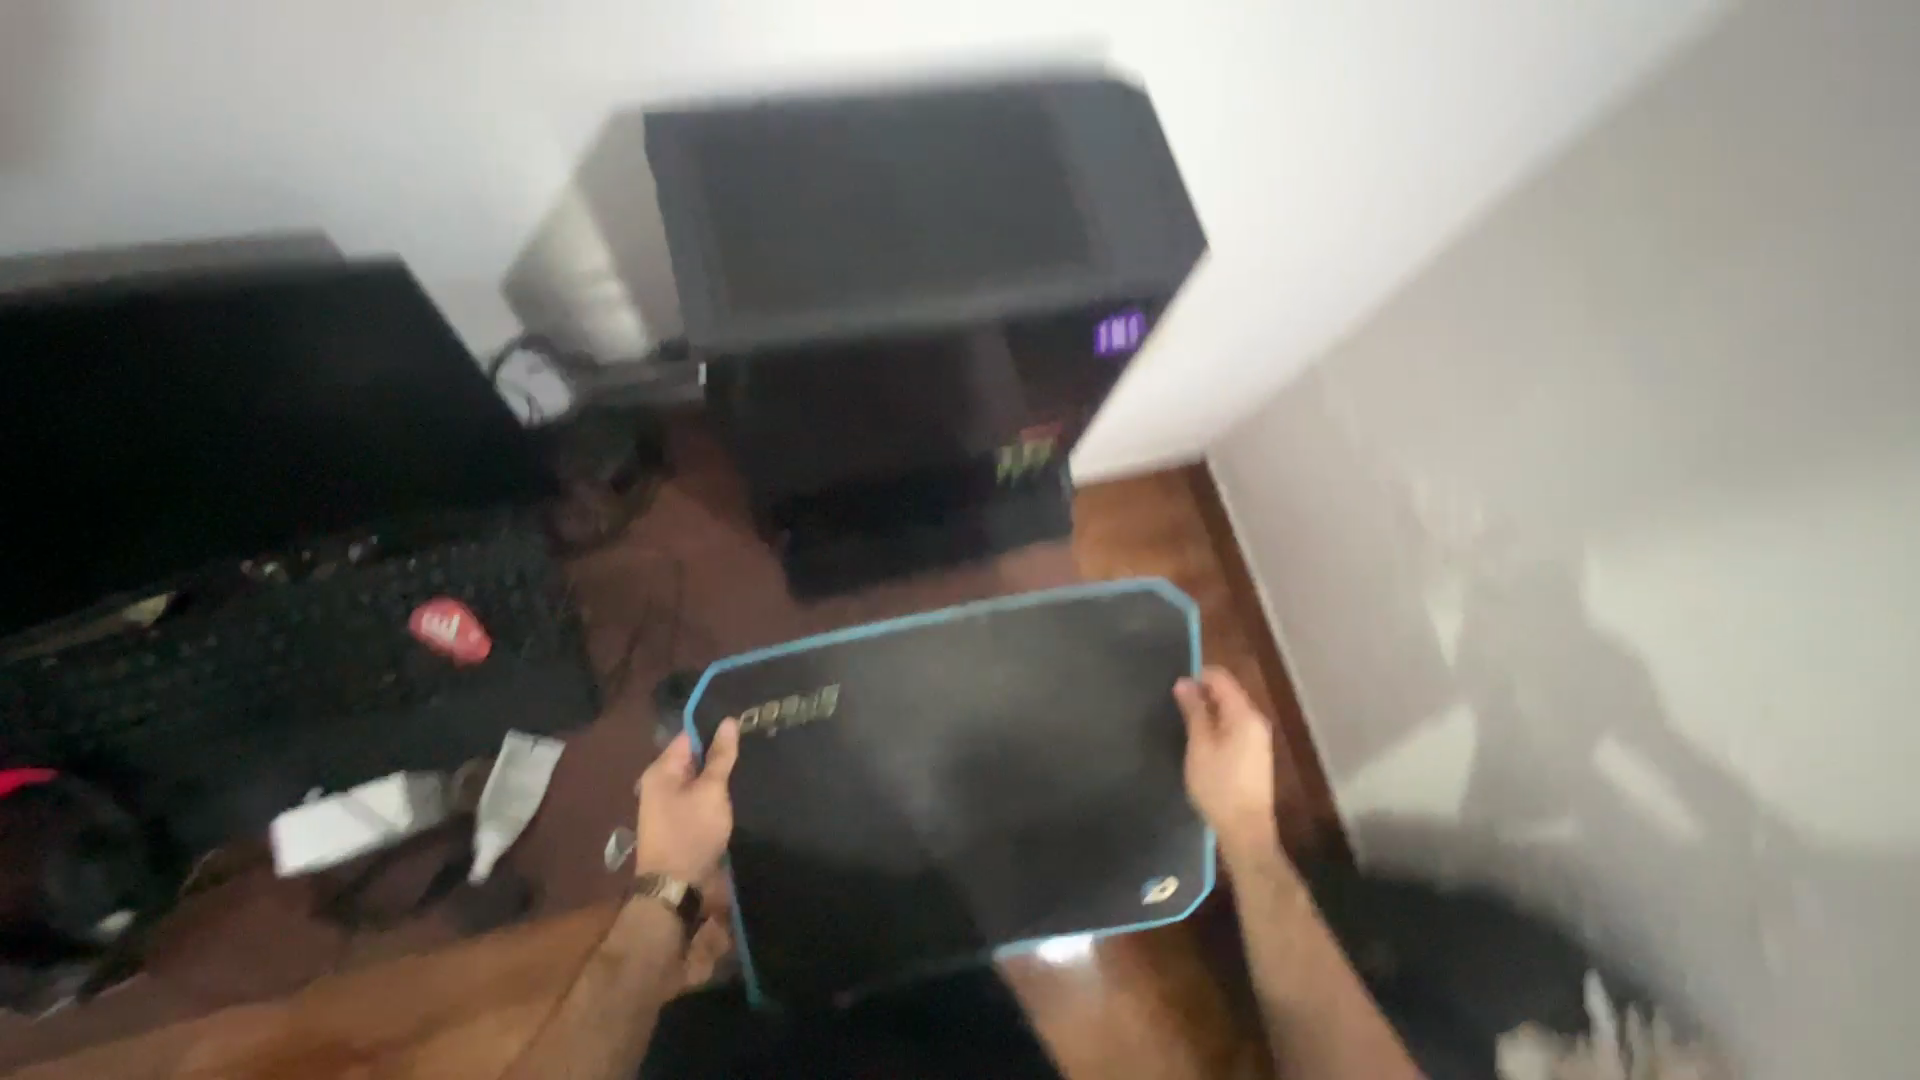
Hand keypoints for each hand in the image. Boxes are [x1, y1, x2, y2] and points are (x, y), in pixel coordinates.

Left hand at [633, 719, 739, 882]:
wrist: (676, 888)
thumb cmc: (691, 833)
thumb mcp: (711, 791)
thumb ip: (721, 756)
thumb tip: (729, 721)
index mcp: (661, 770)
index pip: (690, 735)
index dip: (716, 727)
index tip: (745, 722)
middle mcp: (662, 782)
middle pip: (695, 756)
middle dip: (722, 751)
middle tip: (755, 740)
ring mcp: (671, 803)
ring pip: (701, 777)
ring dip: (722, 773)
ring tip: (754, 760)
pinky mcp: (683, 821)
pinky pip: (702, 796)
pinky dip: (718, 792)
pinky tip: (742, 787)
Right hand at [1175, 668, 1279, 858]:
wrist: (1245, 830)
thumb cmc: (1218, 786)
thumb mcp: (1199, 745)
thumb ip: (1193, 710)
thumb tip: (1184, 682)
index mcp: (1244, 715)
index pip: (1221, 678)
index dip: (1197, 676)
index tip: (1173, 687)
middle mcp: (1256, 721)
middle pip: (1227, 693)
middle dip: (1201, 694)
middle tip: (1174, 706)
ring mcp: (1258, 739)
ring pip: (1229, 711)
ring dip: (1207, 711)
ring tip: (1183, 723)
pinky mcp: (1254, 754)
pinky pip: (1233, 727)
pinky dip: (1216, 726)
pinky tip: (1199, 741)